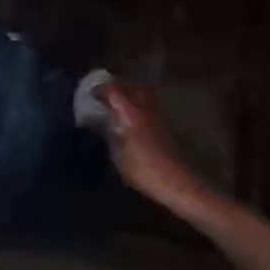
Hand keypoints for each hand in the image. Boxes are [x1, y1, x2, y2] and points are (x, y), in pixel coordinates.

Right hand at [98, 81, 204, 206]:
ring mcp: (159, 116)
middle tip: (106, 97)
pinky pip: (150, 107)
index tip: (92, 94)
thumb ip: (111, 136)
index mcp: (132, 114)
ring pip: (145, 95)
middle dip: (119, 89)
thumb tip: (104, 124)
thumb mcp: (118, 157)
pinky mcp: (166, 125)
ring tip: (119, 107)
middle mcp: (147, 109)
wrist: (176, 182)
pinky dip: (140, 107)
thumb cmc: (144, 171)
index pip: (116, 91)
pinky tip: (133, 120)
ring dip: (131, 96)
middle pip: (133, 88)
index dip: (102, 90)